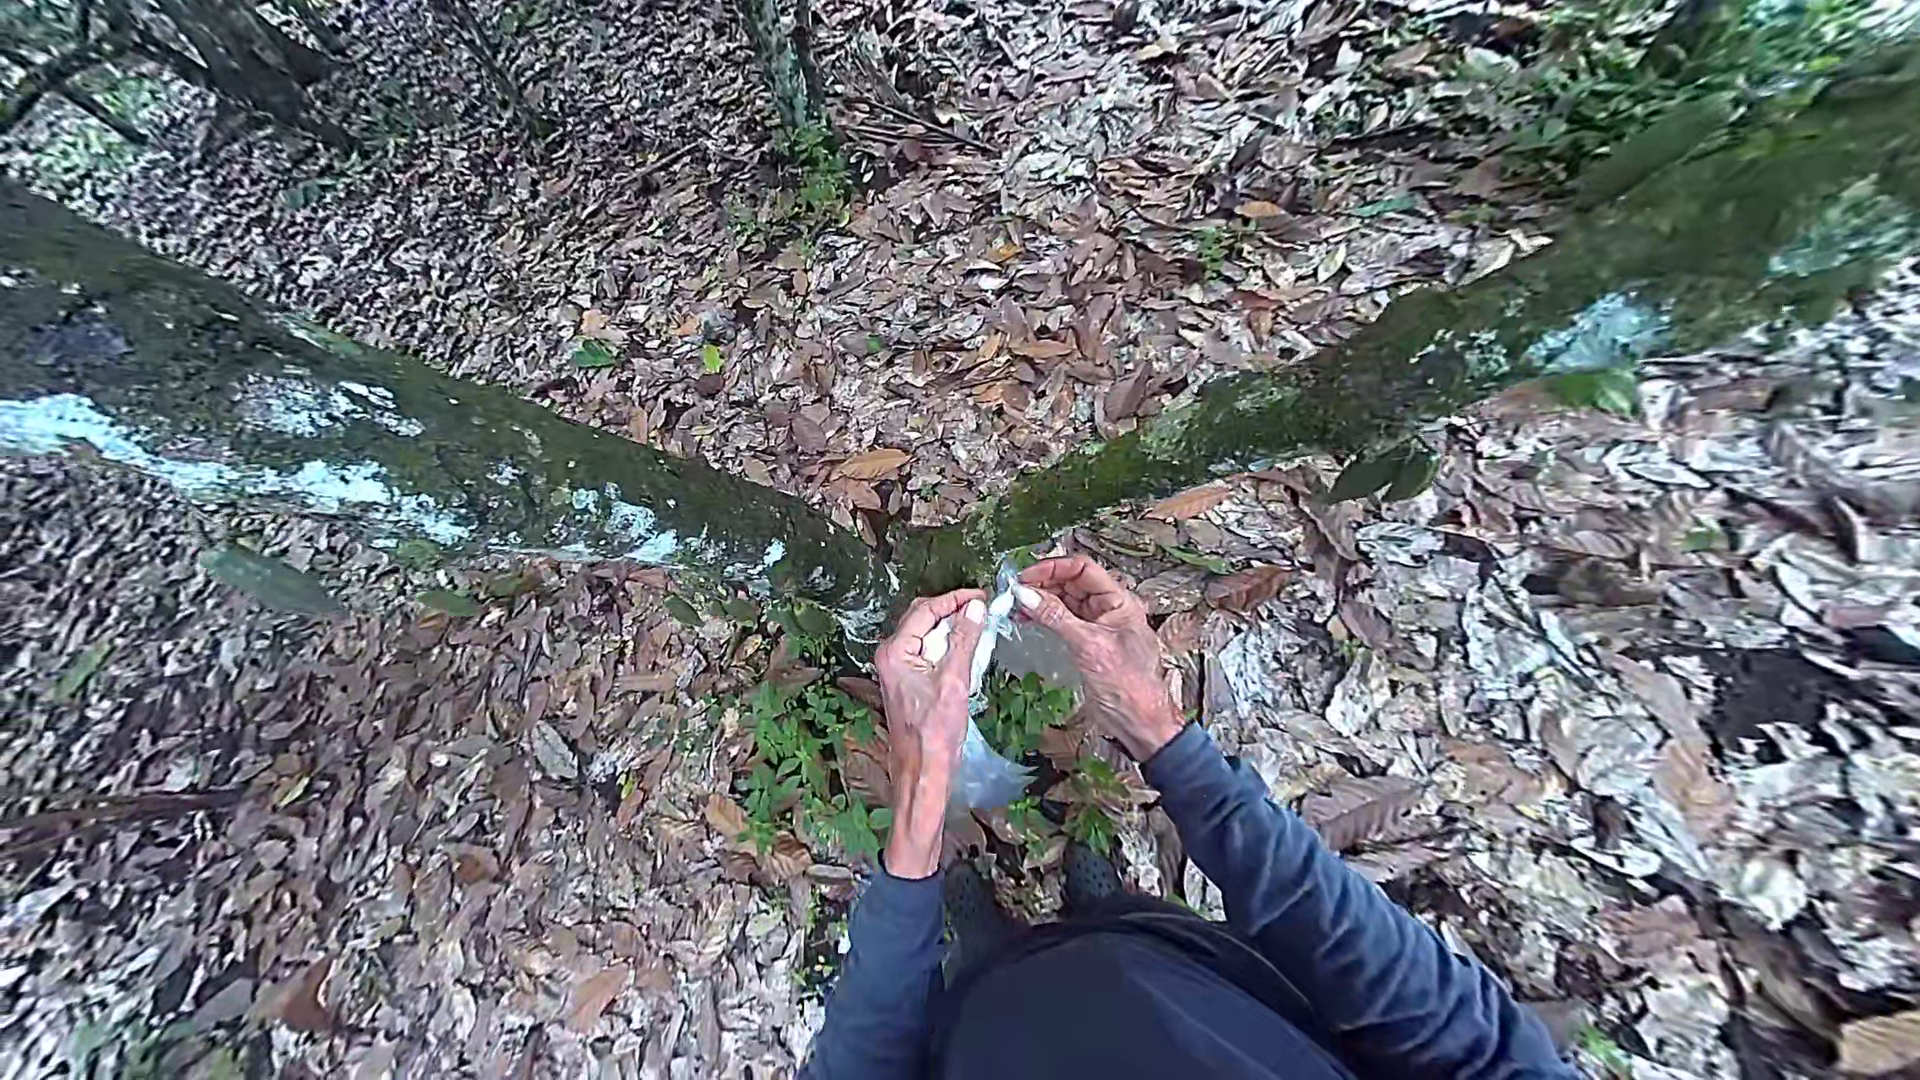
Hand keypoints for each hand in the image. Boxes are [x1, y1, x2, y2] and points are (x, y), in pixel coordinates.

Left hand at [873, 588, 985, 877]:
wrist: (924, 772)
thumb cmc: (934, 733)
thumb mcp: (954, 681)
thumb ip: (965, 640)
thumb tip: (975, 608)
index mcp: (895, 652)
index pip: (926, 610)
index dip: (955, 600)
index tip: (981, 596)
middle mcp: (892, 656)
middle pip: (924, 618)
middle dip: (954, 611)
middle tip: (983, 609)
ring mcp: (899, 668)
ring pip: (928, 634)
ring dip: (954, 628)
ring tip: (981, 625)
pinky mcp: (910, 680)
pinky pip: (930, 651)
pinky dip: (950, 645)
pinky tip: (970, 649)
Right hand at [1015, 556, 1185, 760]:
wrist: (1139, 723)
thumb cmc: (1128, 686)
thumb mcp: (1088, 646)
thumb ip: (1056, 617)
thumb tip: (1027, 594)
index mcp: (1120, 602)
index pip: (1083, 569)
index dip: (1054, 568)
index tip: (1027, 576)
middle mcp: (1109, 609)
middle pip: (1072, 583)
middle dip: (1043, 583)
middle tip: (1017, 590)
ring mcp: (1097, 626)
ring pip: (1064, 601)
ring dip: (1040, 600)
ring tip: (1017, 604)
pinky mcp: (1086, 642)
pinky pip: (1062, 620)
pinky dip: (1044, 617)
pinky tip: (1027, 618)